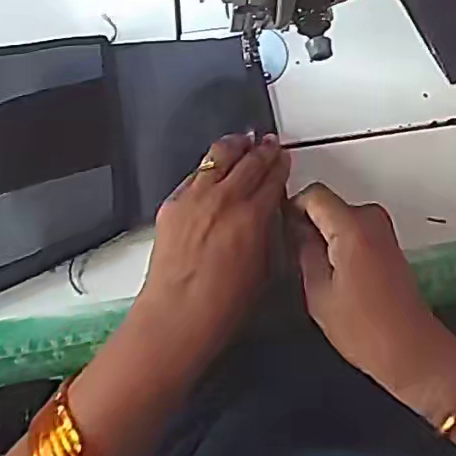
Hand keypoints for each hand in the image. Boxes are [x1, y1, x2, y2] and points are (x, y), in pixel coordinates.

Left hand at [134, 132, 289, 359]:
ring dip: (235, 145)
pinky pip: (195, 173)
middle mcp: (224, 199)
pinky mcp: (173, 202)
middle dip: (262, 149)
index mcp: (252, 216)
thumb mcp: (264, 270)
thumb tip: (269, 214)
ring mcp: (195, 197)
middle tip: (268, 143)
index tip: (283, 158)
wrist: (176, 316)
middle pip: (249, 161)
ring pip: (219, 155)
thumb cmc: (222, 307)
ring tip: (243, 140)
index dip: (280, 164)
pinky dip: (209, 165)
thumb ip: (268, 233)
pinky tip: (214, 165)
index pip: (272, 177)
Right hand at [292, 182, 455, 423]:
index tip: (284, 228)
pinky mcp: (389, 240)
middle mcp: (371, 218)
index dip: (293, 208)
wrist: (412, 351)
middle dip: (311, 224)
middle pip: (328, 203)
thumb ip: (303, 251)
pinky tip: (340, 273)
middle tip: (300, 256)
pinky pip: (355, 226)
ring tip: (322, 271)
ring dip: (327, 233)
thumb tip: (295, 230)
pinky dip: (342, 240)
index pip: (313, 194)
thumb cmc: (367, 330)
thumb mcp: (318, 293)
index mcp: (352, 227)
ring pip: (340, 215)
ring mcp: (383, 228)